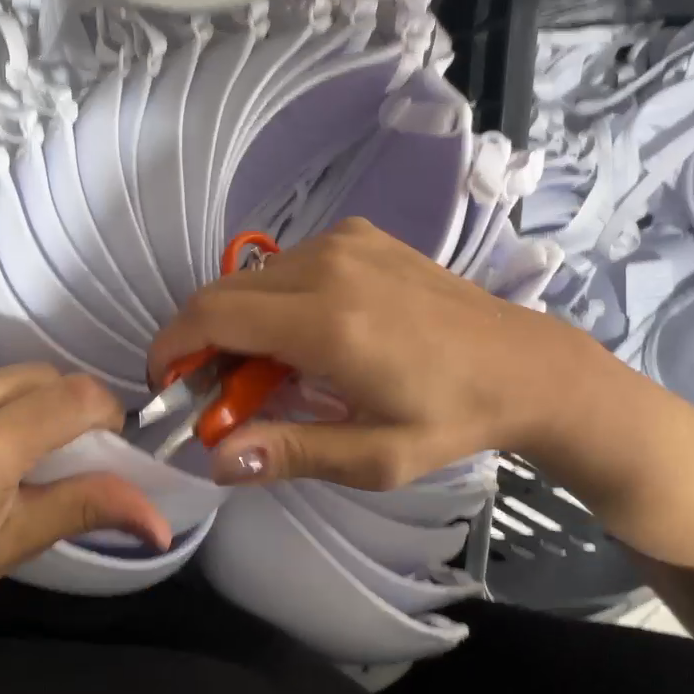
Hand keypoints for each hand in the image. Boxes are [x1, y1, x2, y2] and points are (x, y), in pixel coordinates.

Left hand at [0, 366, 170, 693]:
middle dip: (75, 408)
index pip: (76, 397)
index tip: (108, 453)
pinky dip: (3, 403)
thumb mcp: (19, 539)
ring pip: (16, 375)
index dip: (108, 418)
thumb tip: (161, 520)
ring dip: (39, 403)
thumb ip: (91, 506)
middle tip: (73, 456)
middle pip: (48, 377)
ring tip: (30, 453)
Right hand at [147, 219, 590, 489]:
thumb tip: (216, 459)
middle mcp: (328, 266)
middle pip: (219, 295)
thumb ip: (289, 452)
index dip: (171, 348)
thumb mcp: (373, 458)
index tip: (166, 385)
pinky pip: (282, 266)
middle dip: (199, 344)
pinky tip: (298, 337)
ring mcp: (344, 241)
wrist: (527, 365)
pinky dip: (268, 302)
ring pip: (247, 280)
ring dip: (234, 324)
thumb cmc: (451, 418)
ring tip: (264, 371)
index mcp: (329, 322)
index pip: (211, 316)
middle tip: (216, 393)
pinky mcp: (357, 234)